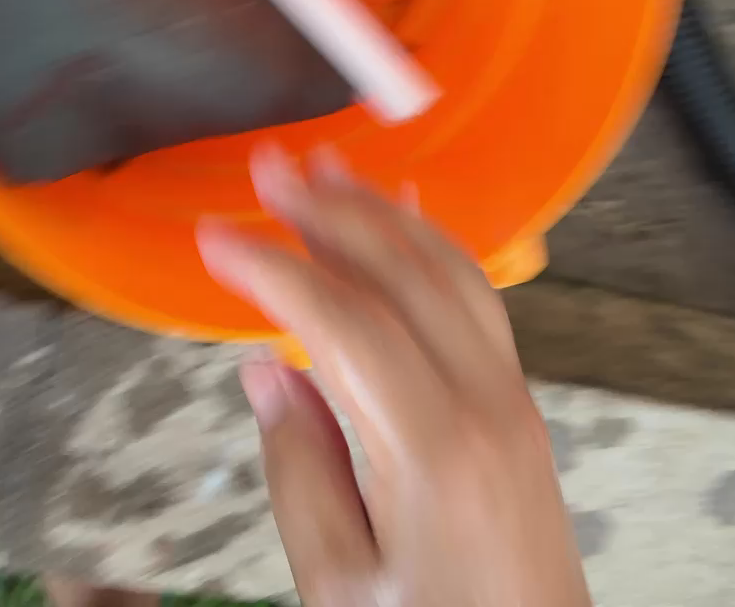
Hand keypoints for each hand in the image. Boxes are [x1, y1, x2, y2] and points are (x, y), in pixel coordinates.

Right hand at [199, 146, 591, 606]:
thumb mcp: (341, 586)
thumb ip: (300, 470)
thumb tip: (268, 370)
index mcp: (431, 450)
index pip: (342, 323)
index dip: (273, 269)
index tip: (218, 236)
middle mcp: (482, 400)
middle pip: (400, 273)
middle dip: (328, 209)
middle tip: (273, 168)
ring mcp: (509, 391)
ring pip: (445, 268)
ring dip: (380, 211)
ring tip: (329, 170)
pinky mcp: (515, 395)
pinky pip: (475, 295)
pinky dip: (432, 243)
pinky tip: (406, 214)